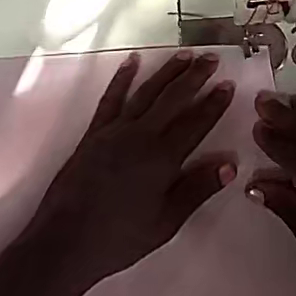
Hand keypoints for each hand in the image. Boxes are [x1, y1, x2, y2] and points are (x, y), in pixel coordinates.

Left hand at [24, 51, 238, 288]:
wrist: (65, 240)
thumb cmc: (120, 238)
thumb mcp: (166, 222)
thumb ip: (197, 189)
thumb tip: (230, 164)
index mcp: (162, 158)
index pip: (196, 123)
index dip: (214, 103)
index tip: (228, 85)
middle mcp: (141, 136)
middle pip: (174, 99)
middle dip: (195, 77)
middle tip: (212, 58)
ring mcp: (115, 130)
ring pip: (147, 92)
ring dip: (167, 72)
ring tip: (185, 55)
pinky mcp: (95, 131)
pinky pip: (112, 97)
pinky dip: (123, 77)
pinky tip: (132, 61)